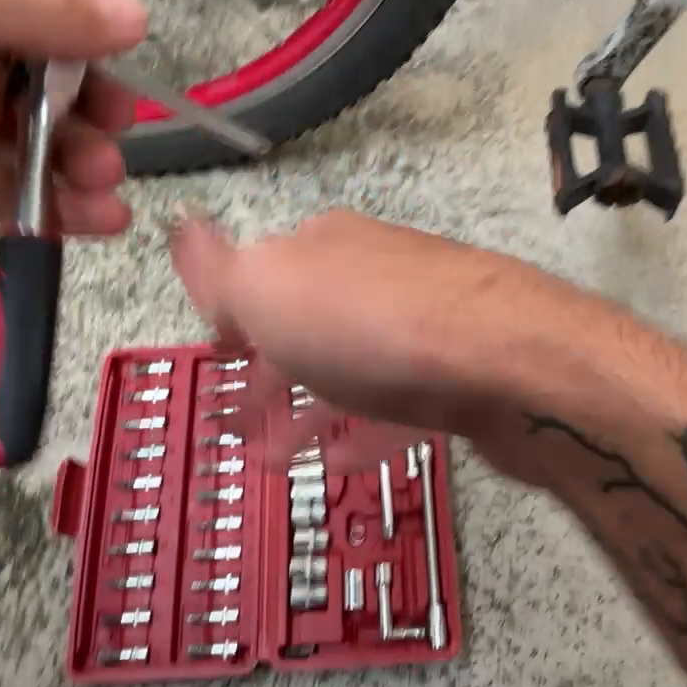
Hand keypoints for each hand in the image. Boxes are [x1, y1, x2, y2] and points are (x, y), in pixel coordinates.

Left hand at [0, 0, 147, 266]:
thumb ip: (35, 10)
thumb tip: (129, 18)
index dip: (84, 16)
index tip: (134, 64)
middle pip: (19, 57)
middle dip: (80, 100)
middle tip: (115, 144)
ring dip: (62, 162)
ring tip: (106, 194)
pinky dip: (21, 206)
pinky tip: (76, 224)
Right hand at [168, 209, 622, 472]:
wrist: (506, 361)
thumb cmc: (369, 325)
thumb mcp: (268, 287)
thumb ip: (218, 267)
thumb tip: (180, 226)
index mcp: (323, 247)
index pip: (263, 276)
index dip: (234, 319)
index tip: (220, 360)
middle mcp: (374, 276)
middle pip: (306, 328)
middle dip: (268, 376)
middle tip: (237, 423)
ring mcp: (421, 327)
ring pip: (348, 370)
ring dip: (307, 412)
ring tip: (272, 458)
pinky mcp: (456, 378)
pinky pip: (395, 406)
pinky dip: (360, 431)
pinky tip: (341, 461)